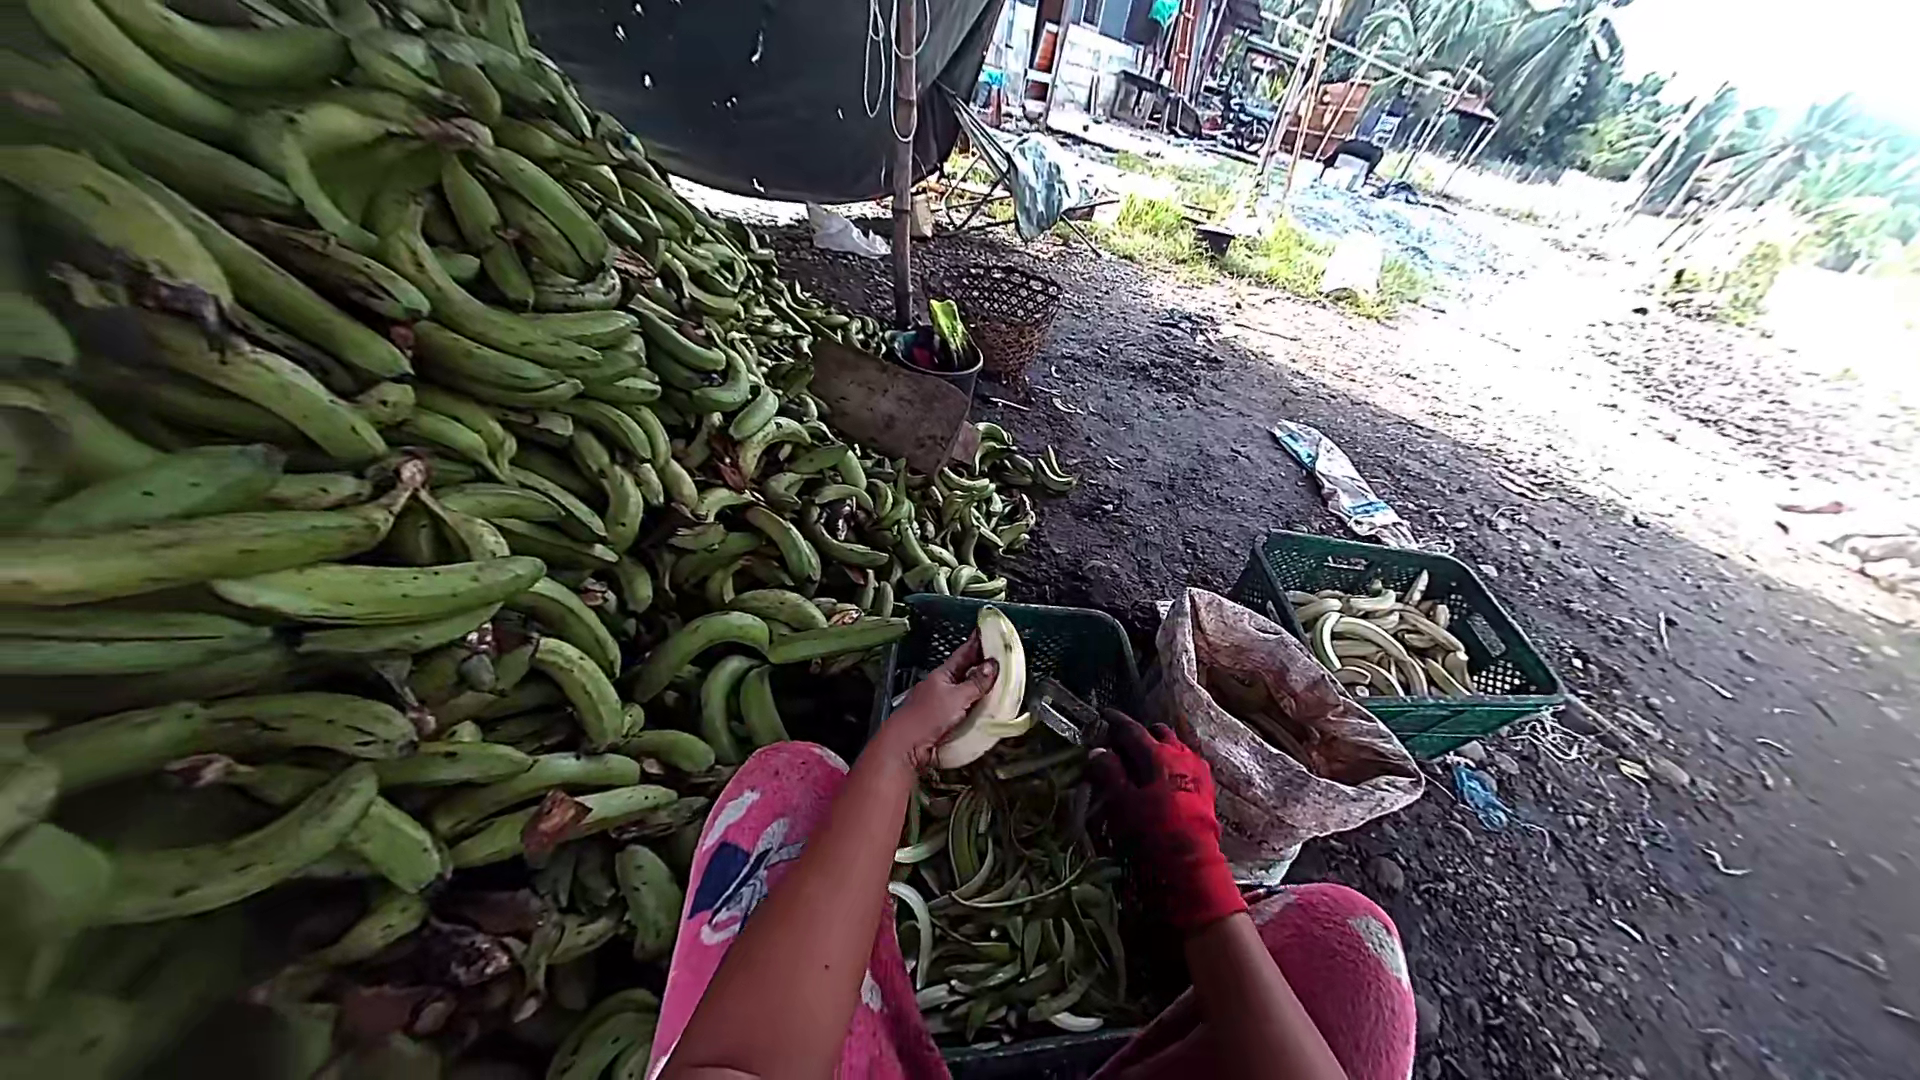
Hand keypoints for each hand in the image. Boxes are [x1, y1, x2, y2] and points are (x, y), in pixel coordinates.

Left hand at [869, 630, 998, 770]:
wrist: (905, 746)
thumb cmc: (927, 717)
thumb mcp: (956, 697)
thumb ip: (976, 683)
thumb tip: (992, 665)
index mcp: (943, 674)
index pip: (963, 653)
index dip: (975, 642)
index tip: (986, 630)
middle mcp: (941, 685)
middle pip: (965, 671)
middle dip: (980, 664)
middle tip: (1000, 657)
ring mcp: (940, 703)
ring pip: (964, 690)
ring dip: (979, 687)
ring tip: (997, 682)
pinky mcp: (941, 720)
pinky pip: (963, 708)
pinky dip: (974, 706)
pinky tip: (984, 709)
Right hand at [1088, 713, 1245, 933]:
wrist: (1193, 868)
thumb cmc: (1153, 833)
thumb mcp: (1122, 803)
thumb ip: (1108, 772)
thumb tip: (1097, 751)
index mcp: (1157, 754)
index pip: (1132, 729)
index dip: (1115, 721)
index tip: (1103, 715)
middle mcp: (1181, 755)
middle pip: (1158, 733)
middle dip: (1140, 734)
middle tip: (1122, 746)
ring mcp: (1197, 771)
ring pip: (1175, 747)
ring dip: (1158, 749)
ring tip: (1143, 764)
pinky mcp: (1206, 790)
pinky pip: (1188, 764)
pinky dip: (1173, 764)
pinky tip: (1164, 781)